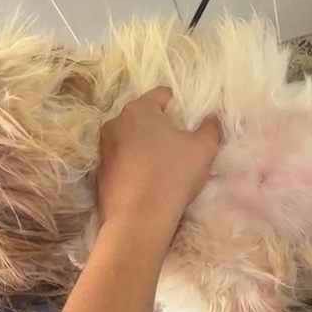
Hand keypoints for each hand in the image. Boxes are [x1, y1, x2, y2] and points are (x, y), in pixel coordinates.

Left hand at [96, 88, 221, 237]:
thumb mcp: (204, 148)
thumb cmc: (173, 173)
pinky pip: (121, 162)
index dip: (178, 105)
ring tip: (161, 166)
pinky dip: (132, 166)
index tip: (188, 122)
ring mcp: (103, 149)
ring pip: (129, 139)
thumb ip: (211, 128)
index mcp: (139, 110)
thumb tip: (212, 118)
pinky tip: (147, 182)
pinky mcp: (99, 173)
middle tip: (177, 144)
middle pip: (142, 117)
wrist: (140, 217)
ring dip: (143, 146)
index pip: (161, 95)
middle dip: (159, 126)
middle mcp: (115, 123)